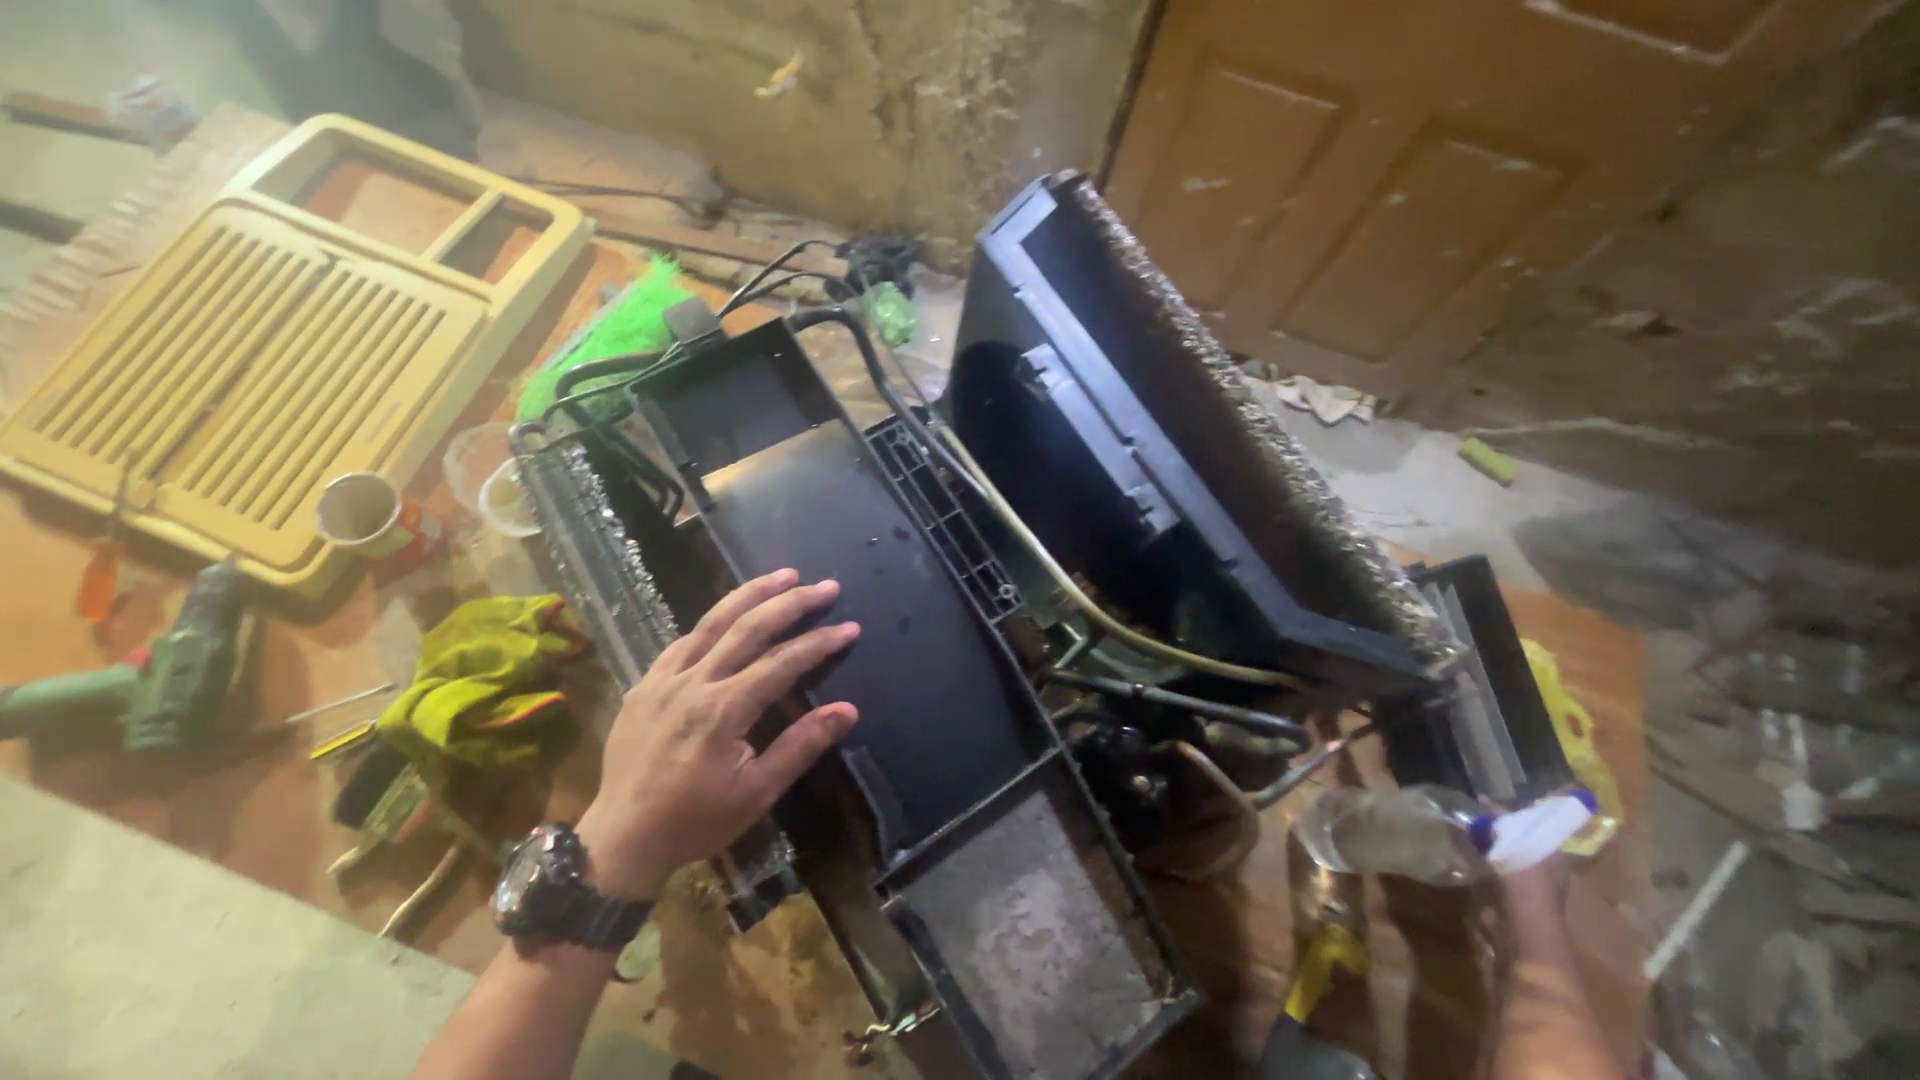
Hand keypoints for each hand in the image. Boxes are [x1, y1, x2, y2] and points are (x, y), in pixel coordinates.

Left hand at [576, 569, 860, 899]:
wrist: (622, 838)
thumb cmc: (696, 821)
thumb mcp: (757, 792)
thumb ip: (801, 746)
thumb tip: (847, 709)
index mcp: (723, 710)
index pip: (781, 662)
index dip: (819, 642)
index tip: (850, 628)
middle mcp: (693, 682)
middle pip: (748, 627)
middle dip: (792, 603)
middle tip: (826, 587)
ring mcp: (662, 679)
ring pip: (711, 622)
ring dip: (750, 594)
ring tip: (783, 576)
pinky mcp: (643, 685)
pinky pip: (682, 642)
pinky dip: (711, 623)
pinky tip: (727, 615)